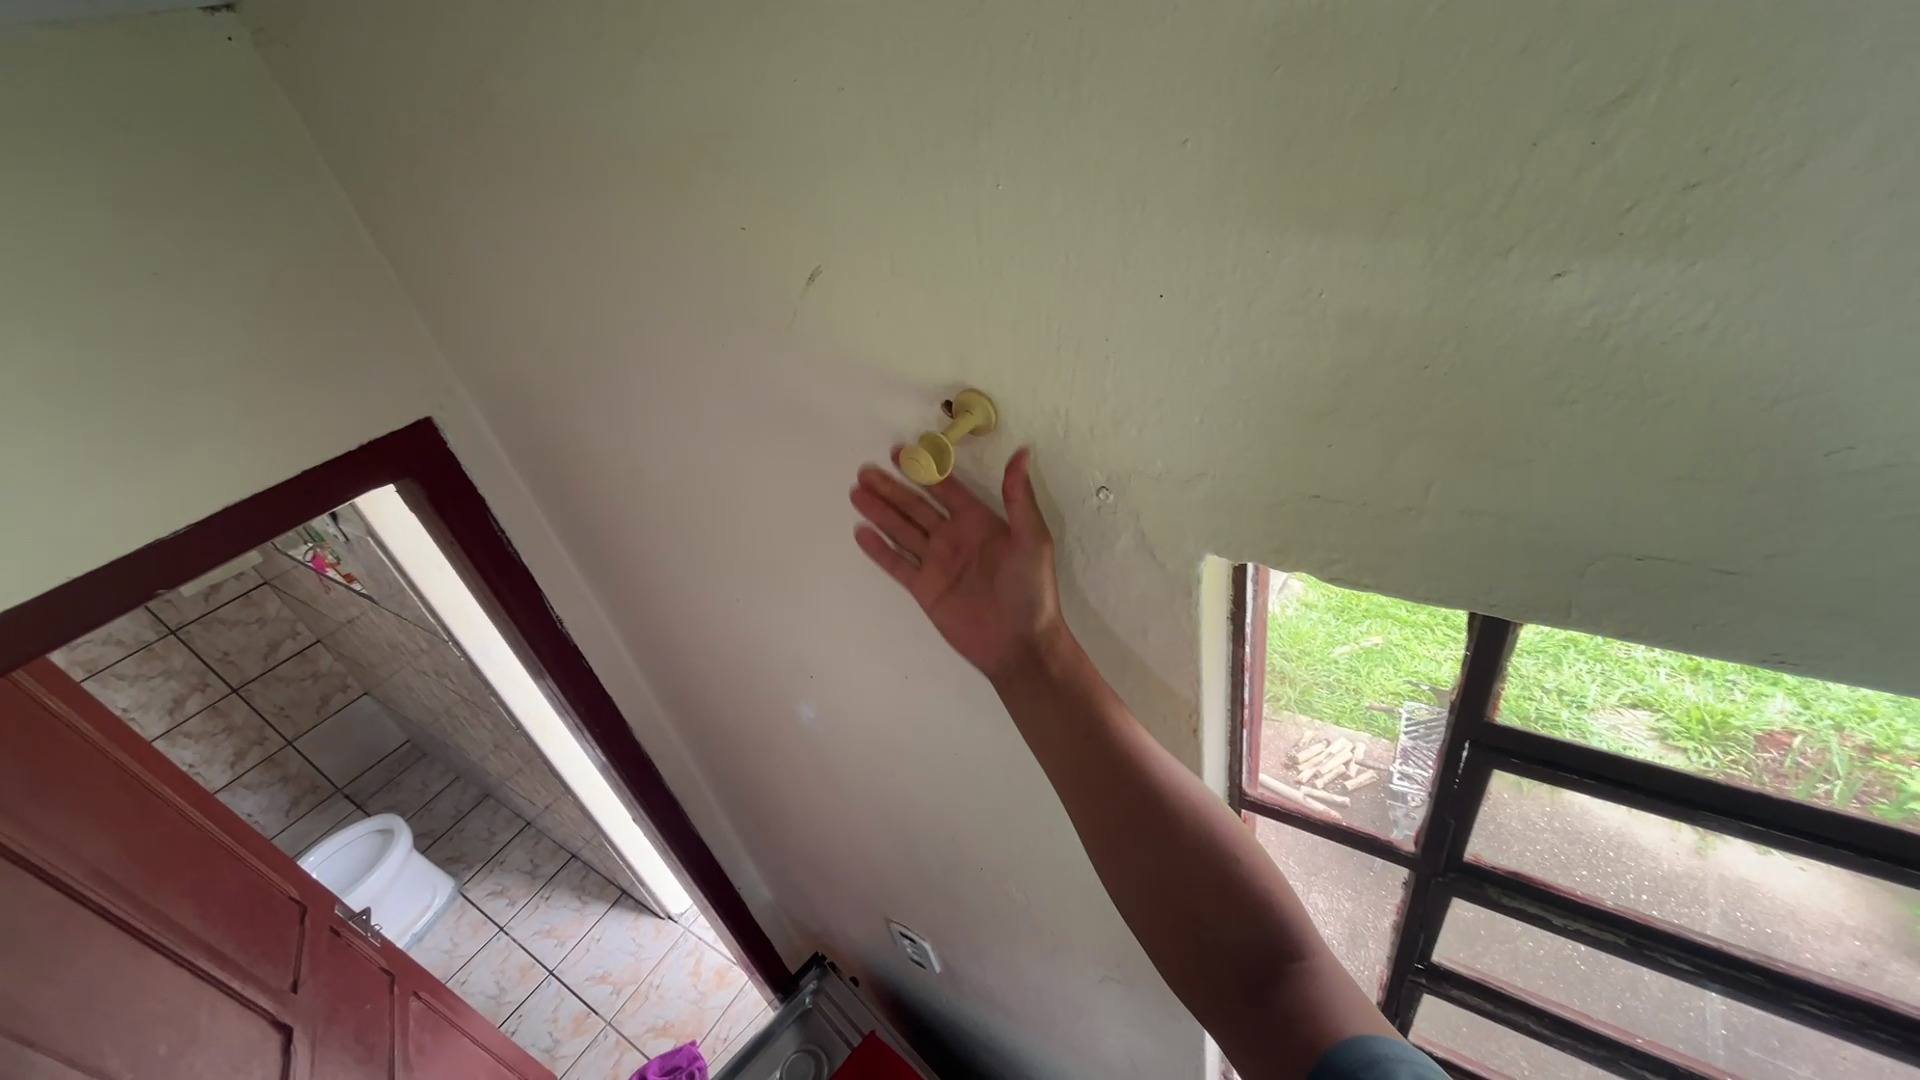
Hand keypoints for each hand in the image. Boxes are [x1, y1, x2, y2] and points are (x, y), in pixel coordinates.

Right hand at [850, 447, 1065, 682]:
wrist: (1019, 643)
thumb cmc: (1031, 589)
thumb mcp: (1032, 539)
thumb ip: (1019, 497)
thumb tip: (1022, 453)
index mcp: (979, 522)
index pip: (946, 489)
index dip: (924, 470)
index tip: (900, 451)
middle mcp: (954, 538)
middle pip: (916, 507)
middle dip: (891, 488)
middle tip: (865, 470)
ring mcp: (937, 564)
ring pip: (901, 530)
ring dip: (879, 511)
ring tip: (856, 492)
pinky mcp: (925, 589)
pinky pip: (897, 563)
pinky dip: (878, 548)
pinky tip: (860, 531)